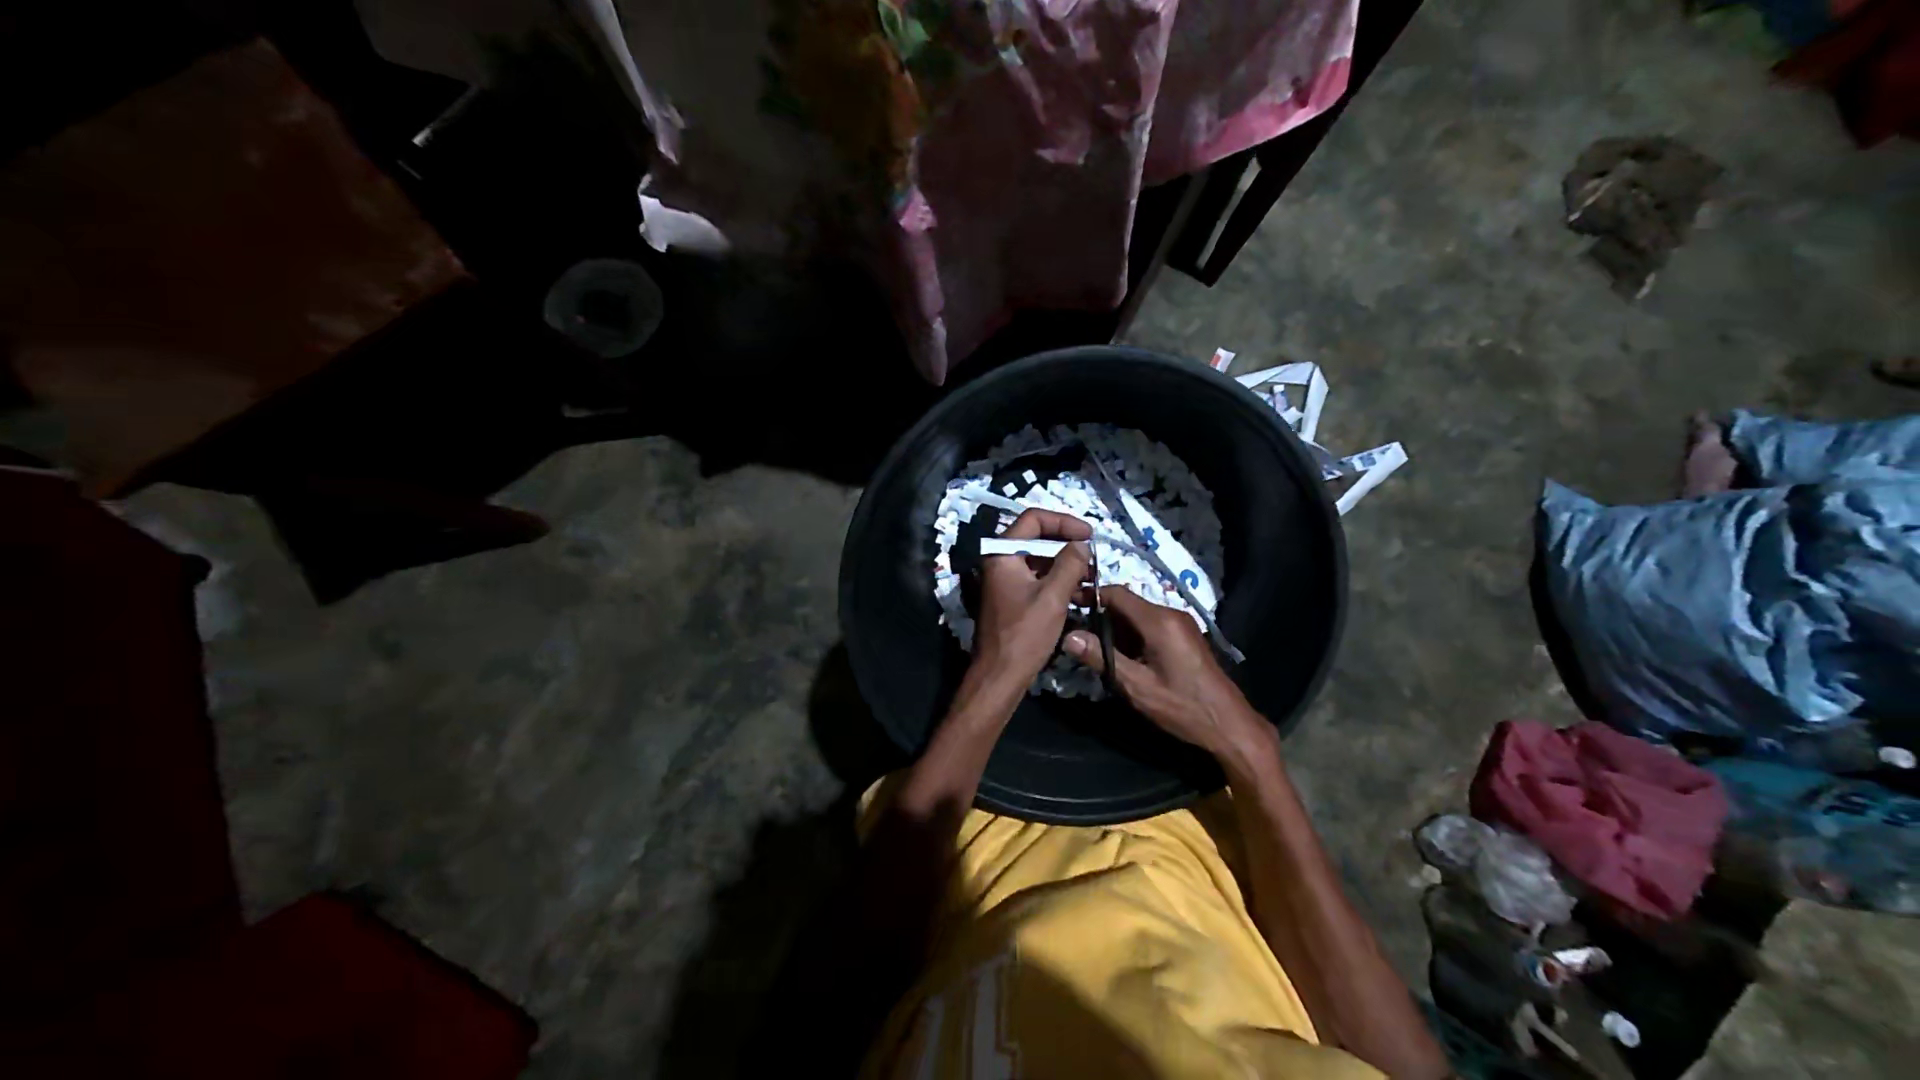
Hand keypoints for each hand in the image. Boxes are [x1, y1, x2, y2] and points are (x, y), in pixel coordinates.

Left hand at [971, 509, 1091, 690]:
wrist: (1000, 675)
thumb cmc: (1024, 634)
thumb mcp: (1053, 596)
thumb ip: (1070, 564)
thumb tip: (1082, 544)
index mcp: (1001, 554)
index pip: (1033, 519)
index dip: (1064, 522)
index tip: (1089, 534)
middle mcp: (999, 561)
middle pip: (1036, 538)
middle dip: (1066, 544)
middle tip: (1093, 556)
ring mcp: (1004, 580)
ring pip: (1038, 560)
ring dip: (1064, 563)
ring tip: (1091, 575)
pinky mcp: (1011, 597)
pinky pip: (1036, 578)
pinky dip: (1056, 579)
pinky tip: (1078, 590)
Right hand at [1063, 587, 1269, 757]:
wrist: (1229, 725)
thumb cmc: (1182, 706)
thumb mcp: (1136, 685)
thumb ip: (1102, 657)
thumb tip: (1068, 636)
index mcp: (1159, 621)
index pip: (1116, 593)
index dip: (1089, 595)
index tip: (1066, 603)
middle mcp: (1171, 614)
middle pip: (1126, 603)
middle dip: (1099, 614)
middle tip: (1073, 630)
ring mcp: (1180, 624)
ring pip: (1137, 615)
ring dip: (1114, 627)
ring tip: (1090, 646)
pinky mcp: (1184, 637)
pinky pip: (1150, 625)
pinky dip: (1131, 635)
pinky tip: (1119, 655)